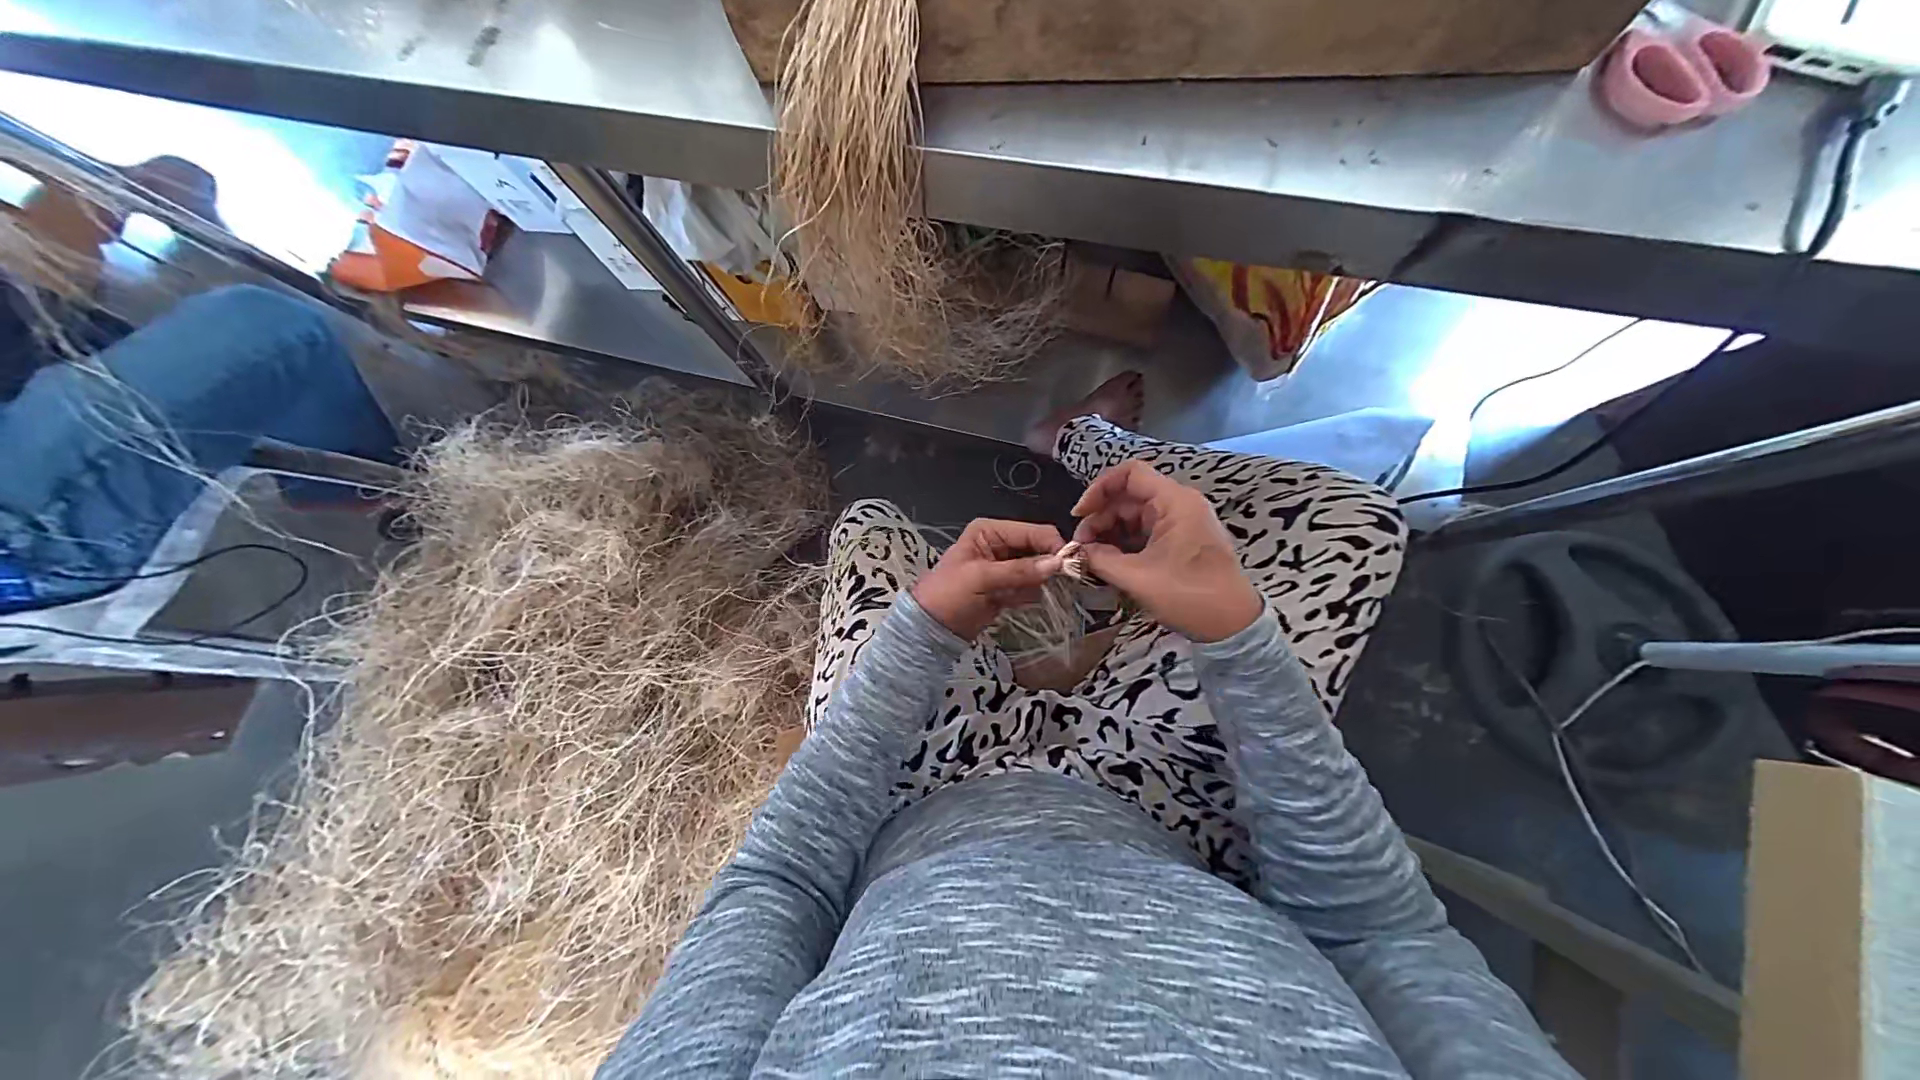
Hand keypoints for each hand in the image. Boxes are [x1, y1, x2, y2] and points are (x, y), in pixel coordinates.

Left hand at [912, 518, 1066, 639]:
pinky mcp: (1008, 588)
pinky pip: (1031, 587)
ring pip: (1038, 569)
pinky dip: (1033, 594)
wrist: (930, 629)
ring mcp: (1005, 567)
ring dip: (1042, 581)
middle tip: (1066, 580)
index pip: (1032, 531)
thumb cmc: (948, 595)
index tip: (1070, 564)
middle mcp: (1000, 544)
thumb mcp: (980, 578)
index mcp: (990, 531)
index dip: (1052, 545)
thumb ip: (1019, 571)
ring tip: (1039, 592)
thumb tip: (1056, 564)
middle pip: (1038, 548)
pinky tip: (1023, 601)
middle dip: (1050, 564)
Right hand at [1071, 460, 1261, 642]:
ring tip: (1091, 556)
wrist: (1233, 624)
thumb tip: (1077, 551)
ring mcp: (1182, 523)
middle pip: (1129, 496)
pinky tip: (1108, 561)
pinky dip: (1125, 543)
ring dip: (1110, 532)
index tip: (1080, 515)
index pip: (1130, 474)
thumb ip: (1100, 559)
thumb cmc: (1189, 595)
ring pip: (1135, 516)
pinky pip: (1146, 532)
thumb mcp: (1137, 577)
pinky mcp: (1182, 541)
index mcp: (1175, 502)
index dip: (1099, 488)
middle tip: (1082, 546)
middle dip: (1100, 518)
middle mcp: (1180, 504)